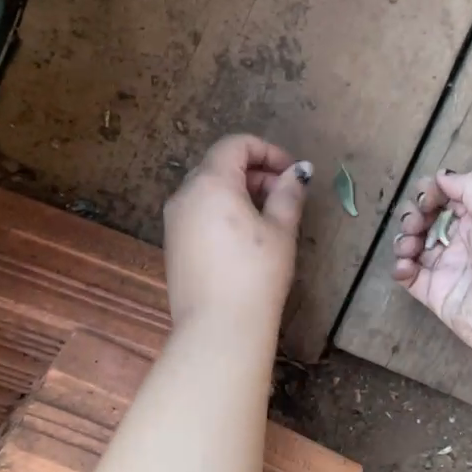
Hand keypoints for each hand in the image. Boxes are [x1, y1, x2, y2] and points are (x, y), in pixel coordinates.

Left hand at [162, 134, 308, 327]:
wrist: (219, 327)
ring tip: (269, 219)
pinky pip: (199, 213)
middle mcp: (185, 194)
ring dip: (240, 192)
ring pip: (208, 190)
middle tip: (286, 196)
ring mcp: (174, 221)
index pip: (236, 145)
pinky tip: (246, 240)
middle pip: (220, 165)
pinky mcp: (174, 244)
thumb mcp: (281, 231)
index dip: (268, 151)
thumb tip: (298, 173)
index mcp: (211, 183)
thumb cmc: (256, 273)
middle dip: (256, 172)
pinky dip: (223, 212)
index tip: (292, 173)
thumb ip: (288, 195)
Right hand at [391, 171, 471, 367]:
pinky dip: (400, 267)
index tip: (426, 198)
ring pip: (414, 244)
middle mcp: (463, 241)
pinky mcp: (435, 294)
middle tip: (416, 224)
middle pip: (426, 218)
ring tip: (409, 246)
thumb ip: (470, 187)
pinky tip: (406, 266)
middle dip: (413, 214)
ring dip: (403, 238)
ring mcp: (447, 268)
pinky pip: (409, 276)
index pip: (447, 196)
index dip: (431, 191)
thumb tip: (442, 175)